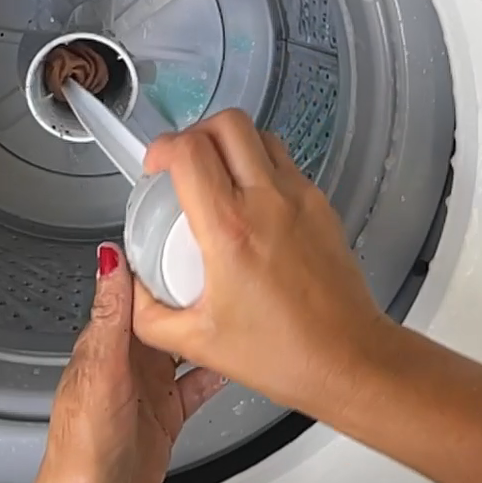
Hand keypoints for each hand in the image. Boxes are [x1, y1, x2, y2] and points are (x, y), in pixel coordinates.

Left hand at [0, 243, 227, 482]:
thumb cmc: (81, 457)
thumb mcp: (101, 374)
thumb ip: (110, 316)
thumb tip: (108, 257)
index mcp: (104, 343)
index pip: (131, 289)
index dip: (153, 261)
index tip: (181, 234)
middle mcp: (126, 361)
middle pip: (162, 313)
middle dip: (186, 288)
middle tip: (221, 264)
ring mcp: (147, 388)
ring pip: (183, 344)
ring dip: (203, 325)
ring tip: (233, 302)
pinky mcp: (165, 415)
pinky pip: (197, 384)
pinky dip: (216, 370)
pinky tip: (235, 358)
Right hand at [131, 110, 394, 414]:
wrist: (350, 359)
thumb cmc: (285, 354)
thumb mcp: (198, 342)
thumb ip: (148, 314)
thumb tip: (131, 288)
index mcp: (231, 230)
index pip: (190, 151)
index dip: (163, 147)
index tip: (156, 166)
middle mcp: (268, 201)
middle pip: (228, 123)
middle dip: (197, 131)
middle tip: (185, 161)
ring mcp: (300, 197)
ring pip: (261, 135)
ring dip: (232, 144)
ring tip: (218, 177)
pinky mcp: (322, 204)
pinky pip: (286, 164)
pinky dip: (262, 167)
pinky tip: (253, 203)